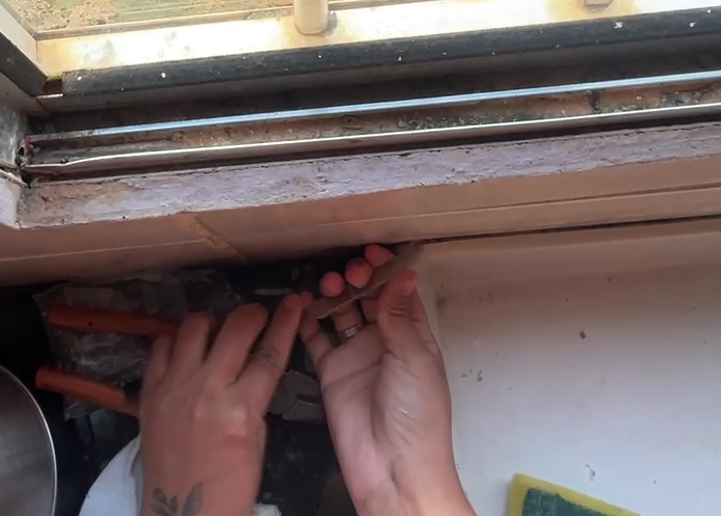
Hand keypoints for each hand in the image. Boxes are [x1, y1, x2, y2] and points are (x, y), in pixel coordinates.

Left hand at [139, 295, 303, 515]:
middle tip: (256, 316)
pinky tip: (185, 353)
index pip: (270, 353)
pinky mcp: (149, 392)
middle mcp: (207, 391)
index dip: (285, 322)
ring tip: (217, 333)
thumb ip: (255, 395)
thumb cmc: (230, 485)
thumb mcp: (256, 440)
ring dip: (212, 323)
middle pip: (235, 328)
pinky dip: (176, 342)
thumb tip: (256, 357)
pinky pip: (161, 346)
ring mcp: (174, 388)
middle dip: (252, 314)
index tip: (293, 301)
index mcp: (241, 410)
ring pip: (194, 326)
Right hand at [303, 245, 474, 515]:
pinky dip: (307, 319)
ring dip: (336, 293)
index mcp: (412, 337)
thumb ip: (398, 315)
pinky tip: (302, 304)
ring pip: (342, 312)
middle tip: (352, 270)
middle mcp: (383, 341)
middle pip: (368, 298)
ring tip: (331, 284)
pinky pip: (316, 338)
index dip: (387, 270)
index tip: (373, 251)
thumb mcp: (414, 358)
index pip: (398, 293)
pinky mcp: (331, 370)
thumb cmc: (417, 415)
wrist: (392, 469)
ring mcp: (356, 355)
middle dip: (360, 277)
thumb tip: (401, 274)